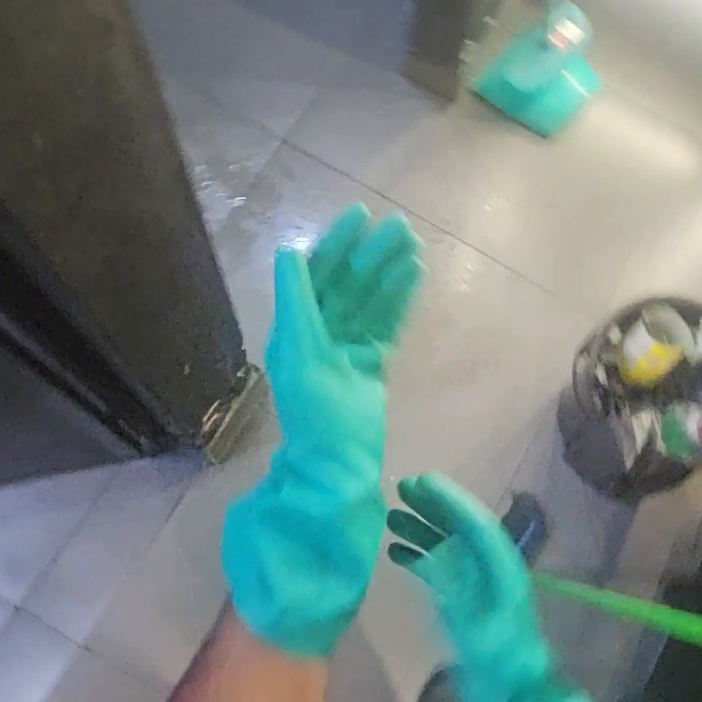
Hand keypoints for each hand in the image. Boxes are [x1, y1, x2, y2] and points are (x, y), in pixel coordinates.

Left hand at [223, 206, 422, 657]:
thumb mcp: (299, 362)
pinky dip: (396, 305)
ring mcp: (345, 358)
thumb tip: (289, 255)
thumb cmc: (314, 426)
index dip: (338, 247)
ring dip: (387, 275)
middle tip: (397, 225)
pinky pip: (382, 329)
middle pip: (347, 287)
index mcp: (298, 335)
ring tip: (411, 245)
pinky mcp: (367, 375)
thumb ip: (296, 308)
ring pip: (368, 305)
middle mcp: (319, 341)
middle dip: (370, 255)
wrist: (332, 483)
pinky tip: (412, 281)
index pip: (320, 280)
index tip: (361, 218)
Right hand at [386, 473, 554, 701]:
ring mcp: (476, 584)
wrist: (513, 697)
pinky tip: (395, 551)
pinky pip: (439, 568)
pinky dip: (418, 556)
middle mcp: (490, 568)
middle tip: (401, 490)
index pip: (476, 523)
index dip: (449, 500)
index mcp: (502, 567)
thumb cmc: (501, 660)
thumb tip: (434, 551)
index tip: (422, 482)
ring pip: (447, 545)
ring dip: (421, 529)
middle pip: (460, 527)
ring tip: (391, 517)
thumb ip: (460, 588)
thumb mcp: (480, 622)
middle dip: (433, 506)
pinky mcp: (464, 600)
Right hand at [389, 473, 701, 701]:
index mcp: (522, 654)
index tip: (428, 490)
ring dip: (439, 549)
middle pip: (480, 567)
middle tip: (400, 495)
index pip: (494, 570)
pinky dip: (440, 587)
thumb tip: (494, 649)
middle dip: (445, 524)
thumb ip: (525, 701)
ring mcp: (505, 660)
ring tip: (395, 524)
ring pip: (471, 587)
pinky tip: (419, 575)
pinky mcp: (498, 680)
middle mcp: (512, 645)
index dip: (464, 523)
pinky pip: (465, 617)